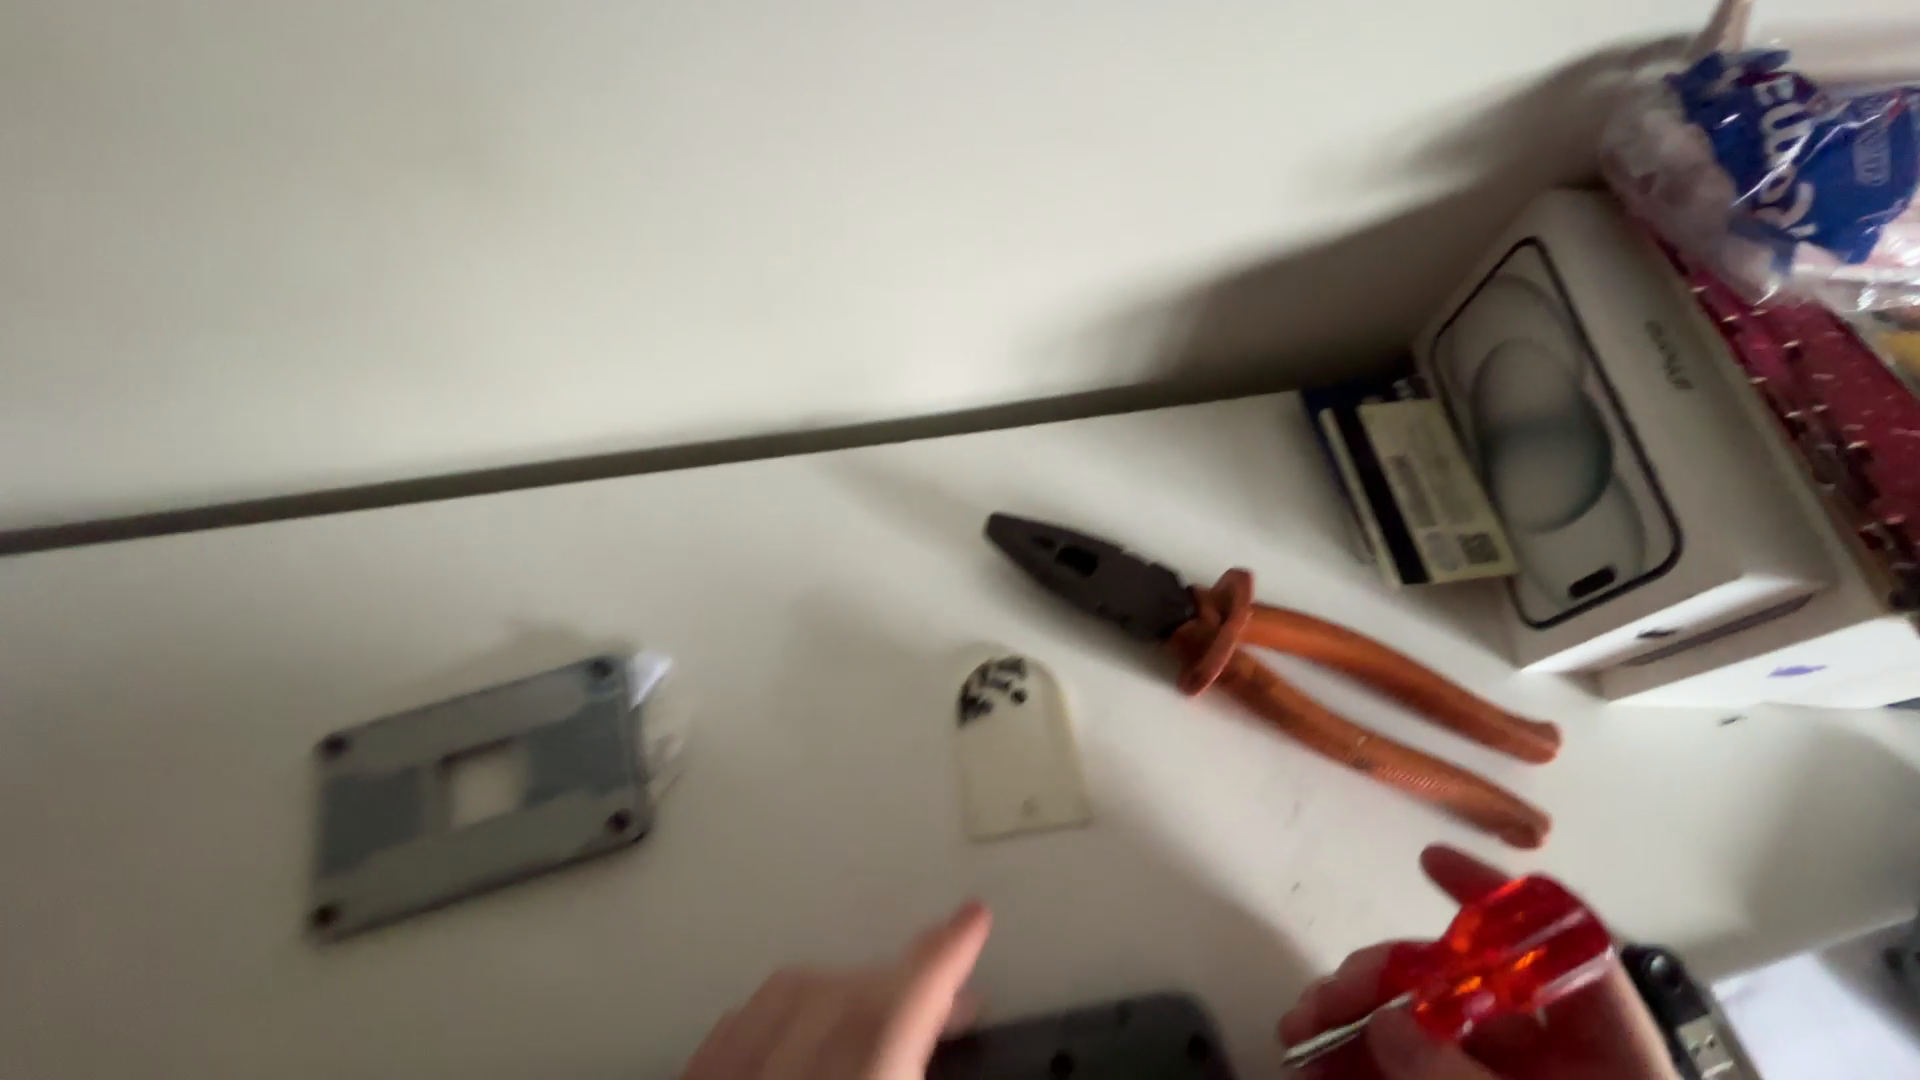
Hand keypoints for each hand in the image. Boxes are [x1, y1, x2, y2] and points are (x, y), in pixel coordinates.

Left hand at [685, 901, 990, 1079]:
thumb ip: (909, 1050)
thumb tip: (951, 1007)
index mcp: (853, 1079)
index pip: (902, 1010)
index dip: (943, 956)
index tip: (973, 916)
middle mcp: (782, 1074)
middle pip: (849, 991)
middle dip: (904, 976)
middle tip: (947, 985)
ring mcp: (730, 1076)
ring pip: (790, 990)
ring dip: (844, 983)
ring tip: (878, 1002)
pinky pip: (735, 1022)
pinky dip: (779, 1006)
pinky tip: (798, 1018)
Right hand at [1278, 847, 1678, 1079]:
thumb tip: (1386, 1022)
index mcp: (1602, 1051)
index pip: (1560, 944)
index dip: (1498, 895)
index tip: (1427, 863)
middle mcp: (1548, 1052)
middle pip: (1457, 979)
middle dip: (1378, 977)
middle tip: (1321, 999)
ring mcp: (1498, 1077)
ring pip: (1414, 1017)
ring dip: (1350, 1018)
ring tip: (1297, 1035)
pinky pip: (1401, 1063)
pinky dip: (1356, 1062)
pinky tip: (1314, 1067)